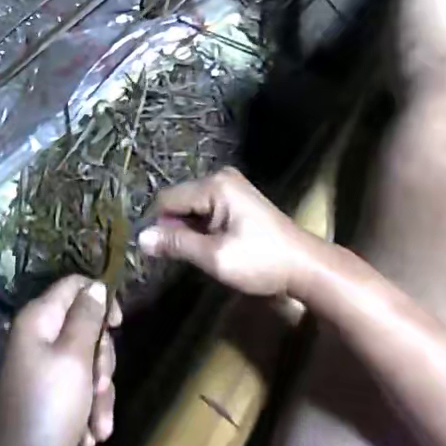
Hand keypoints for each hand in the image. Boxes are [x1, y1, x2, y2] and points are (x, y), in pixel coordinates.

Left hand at [0, 275, 120, 445]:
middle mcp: (40, 339)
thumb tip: (98, 284)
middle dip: (103, 358)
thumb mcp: (74, 357)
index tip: (118, 323)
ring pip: (88, 363)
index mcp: (40, 319)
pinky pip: (80, 392)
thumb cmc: (47, 409)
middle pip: (86, 326)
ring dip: (100, 393)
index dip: (101, 296)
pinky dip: (90, 413)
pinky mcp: (51, 400)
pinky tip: (90, 437)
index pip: (75, 285)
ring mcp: (44, 371)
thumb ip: (88, 317)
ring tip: (97, 424)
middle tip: (100, 383)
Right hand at [137, 168, 328, 298]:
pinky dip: (200, 230)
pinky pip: (205, 211)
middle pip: (178, 202)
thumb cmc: (261, 262)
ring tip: (193, 256)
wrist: (305, 267)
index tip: (152, 254)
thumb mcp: (215, 257)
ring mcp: (230, 187)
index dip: (156, 226)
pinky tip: (207, 249)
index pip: (167, 199)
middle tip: (174, 260)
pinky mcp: (236, 200)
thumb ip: (177, 245)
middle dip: (172, 229)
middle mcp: (220, 178)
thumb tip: (140, 238)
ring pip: (191, 208)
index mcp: (214, 185)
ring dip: (187, 232)